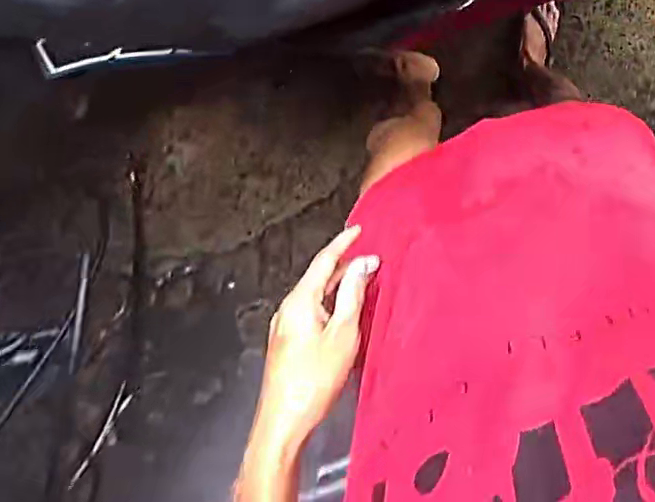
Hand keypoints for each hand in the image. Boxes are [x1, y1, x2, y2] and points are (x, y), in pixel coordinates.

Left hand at [238, 225, 377, 499]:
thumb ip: (354, 292)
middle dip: (345, 264)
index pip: (323, 261)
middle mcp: (288, 310)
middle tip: (371, 257)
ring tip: (363, 279)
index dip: (343, 243)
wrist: (283, 425)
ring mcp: (285, 327)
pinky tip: (345, 308)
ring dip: (339, 284)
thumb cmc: (311, 382)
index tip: (358, 230)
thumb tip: (363, 265)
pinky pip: (312, 308)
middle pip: (319, 276)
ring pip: (317, 293)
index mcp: (299, 302)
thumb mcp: (343, 331)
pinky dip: (331, 300)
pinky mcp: (288, 342)